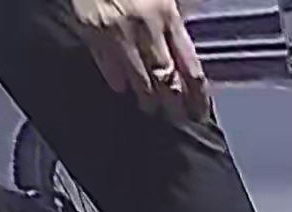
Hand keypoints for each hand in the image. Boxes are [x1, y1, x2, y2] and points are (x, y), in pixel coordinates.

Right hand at [70, 0, 208, 119]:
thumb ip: (176, 24)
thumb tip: (188, 64)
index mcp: (168, 14)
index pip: (192, 71)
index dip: (199, 99)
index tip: (200, 113)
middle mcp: (145, 26)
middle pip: (168, 83)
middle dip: (176, 108)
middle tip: (177, 117)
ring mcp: (117, 30)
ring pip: (141, 84)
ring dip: (149, 101)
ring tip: (152, 108)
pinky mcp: (91, 30)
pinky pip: (110, 70)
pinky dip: (120, 84)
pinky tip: (125, 87)